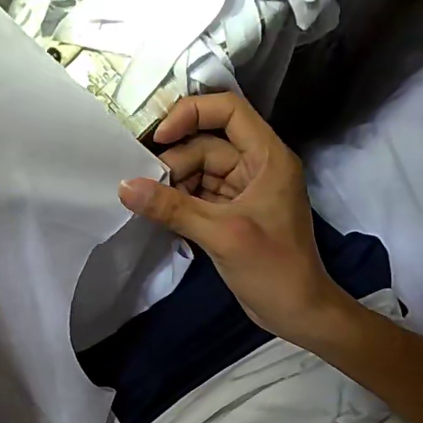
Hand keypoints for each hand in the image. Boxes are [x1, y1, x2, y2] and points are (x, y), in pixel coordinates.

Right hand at [118, 93, 356, 343]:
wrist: (298, 312)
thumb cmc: (272, 268)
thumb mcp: (221, 234)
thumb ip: (172, 208)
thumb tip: (124, 186)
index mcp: (268, 157)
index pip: (229, 110)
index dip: (192, 114)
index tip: (160, 138)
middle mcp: (259, 167)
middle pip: (208, 144)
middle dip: (176, 161)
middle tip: (147, 185)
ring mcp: (247, 192)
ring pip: (202, 171)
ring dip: (175, 184)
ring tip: (151, 203)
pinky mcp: (236, 215)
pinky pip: (203, 196)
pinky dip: (182, 203)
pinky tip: (161, 215)